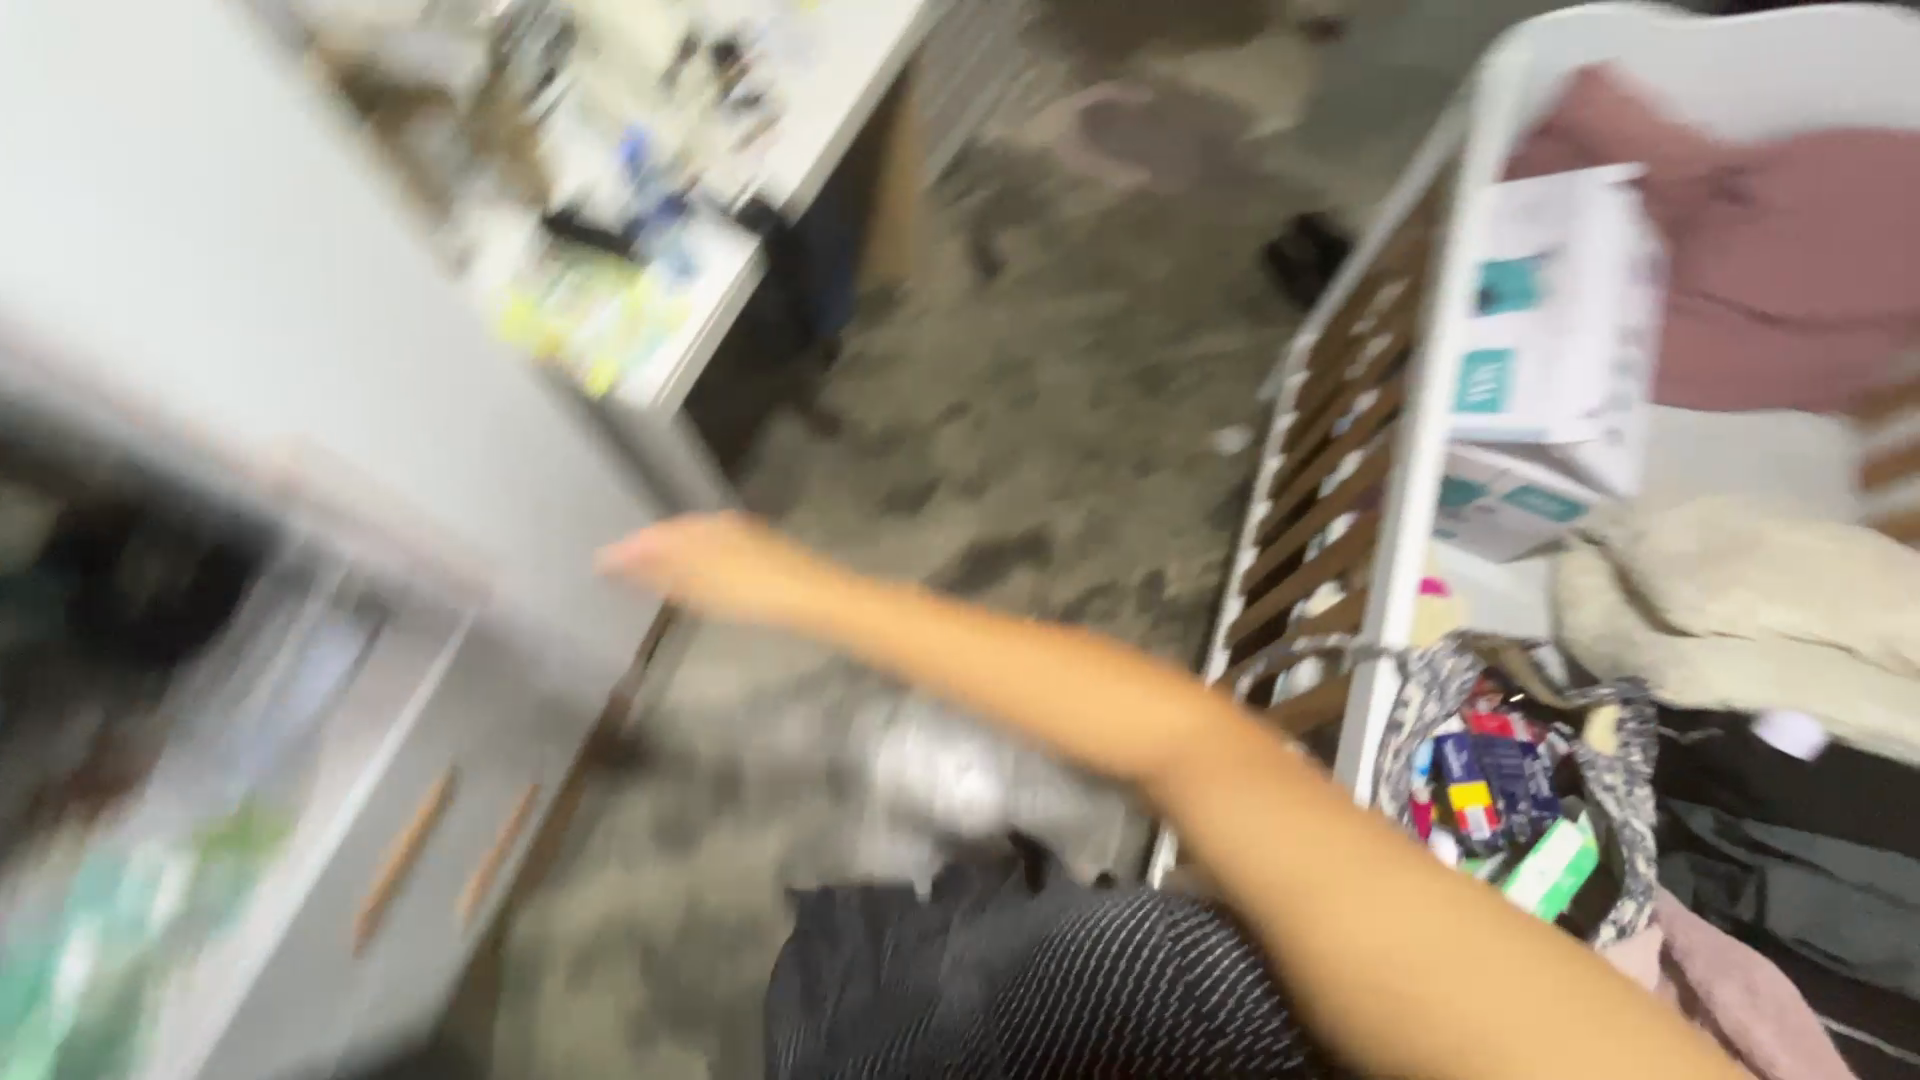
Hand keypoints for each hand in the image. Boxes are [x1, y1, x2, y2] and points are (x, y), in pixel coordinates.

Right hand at [595, 512, 847, 625]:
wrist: (812, 594)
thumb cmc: (751, 592)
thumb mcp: (698, 586)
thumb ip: (658, 571)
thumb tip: (619, 558)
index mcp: (699, 529)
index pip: (652, 536)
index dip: (626, 550)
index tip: (601, 563)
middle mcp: (718, 523)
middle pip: (673, 532)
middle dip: (647, 546)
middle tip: (622, 563)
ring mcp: (742, 532)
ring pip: (695, 536)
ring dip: (672, 550)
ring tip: (653, 567)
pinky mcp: (761, 545)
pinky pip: (715, 543)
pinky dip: (697, 554)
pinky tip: (699, 569)